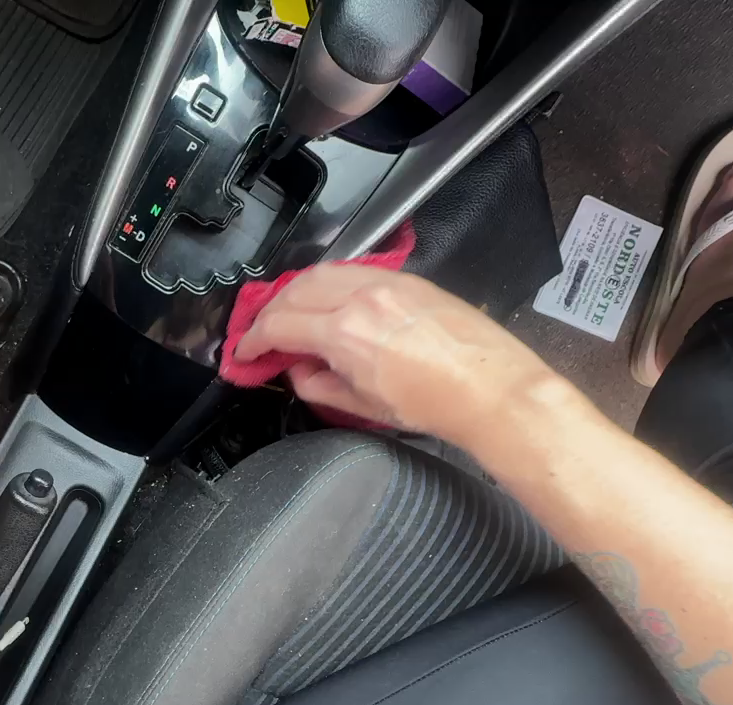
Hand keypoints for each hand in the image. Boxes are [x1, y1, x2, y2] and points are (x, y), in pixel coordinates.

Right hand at [233, 265, 563, 446]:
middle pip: (293, 292)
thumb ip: (317, 384)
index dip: (252, 341)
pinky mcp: (406, 280)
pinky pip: (351, 272)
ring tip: (287, 314)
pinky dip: (326, 284)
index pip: (278, 326)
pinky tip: (326, 302)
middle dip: (267, 313)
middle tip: (260, 335)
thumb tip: (299, 372)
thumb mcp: (360, 405)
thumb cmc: (432, 402)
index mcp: (344, 332)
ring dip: (294, 293)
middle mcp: (361, 298)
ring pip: (320, 274)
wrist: (487, 387)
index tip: (245, 353)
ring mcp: (385, 283)